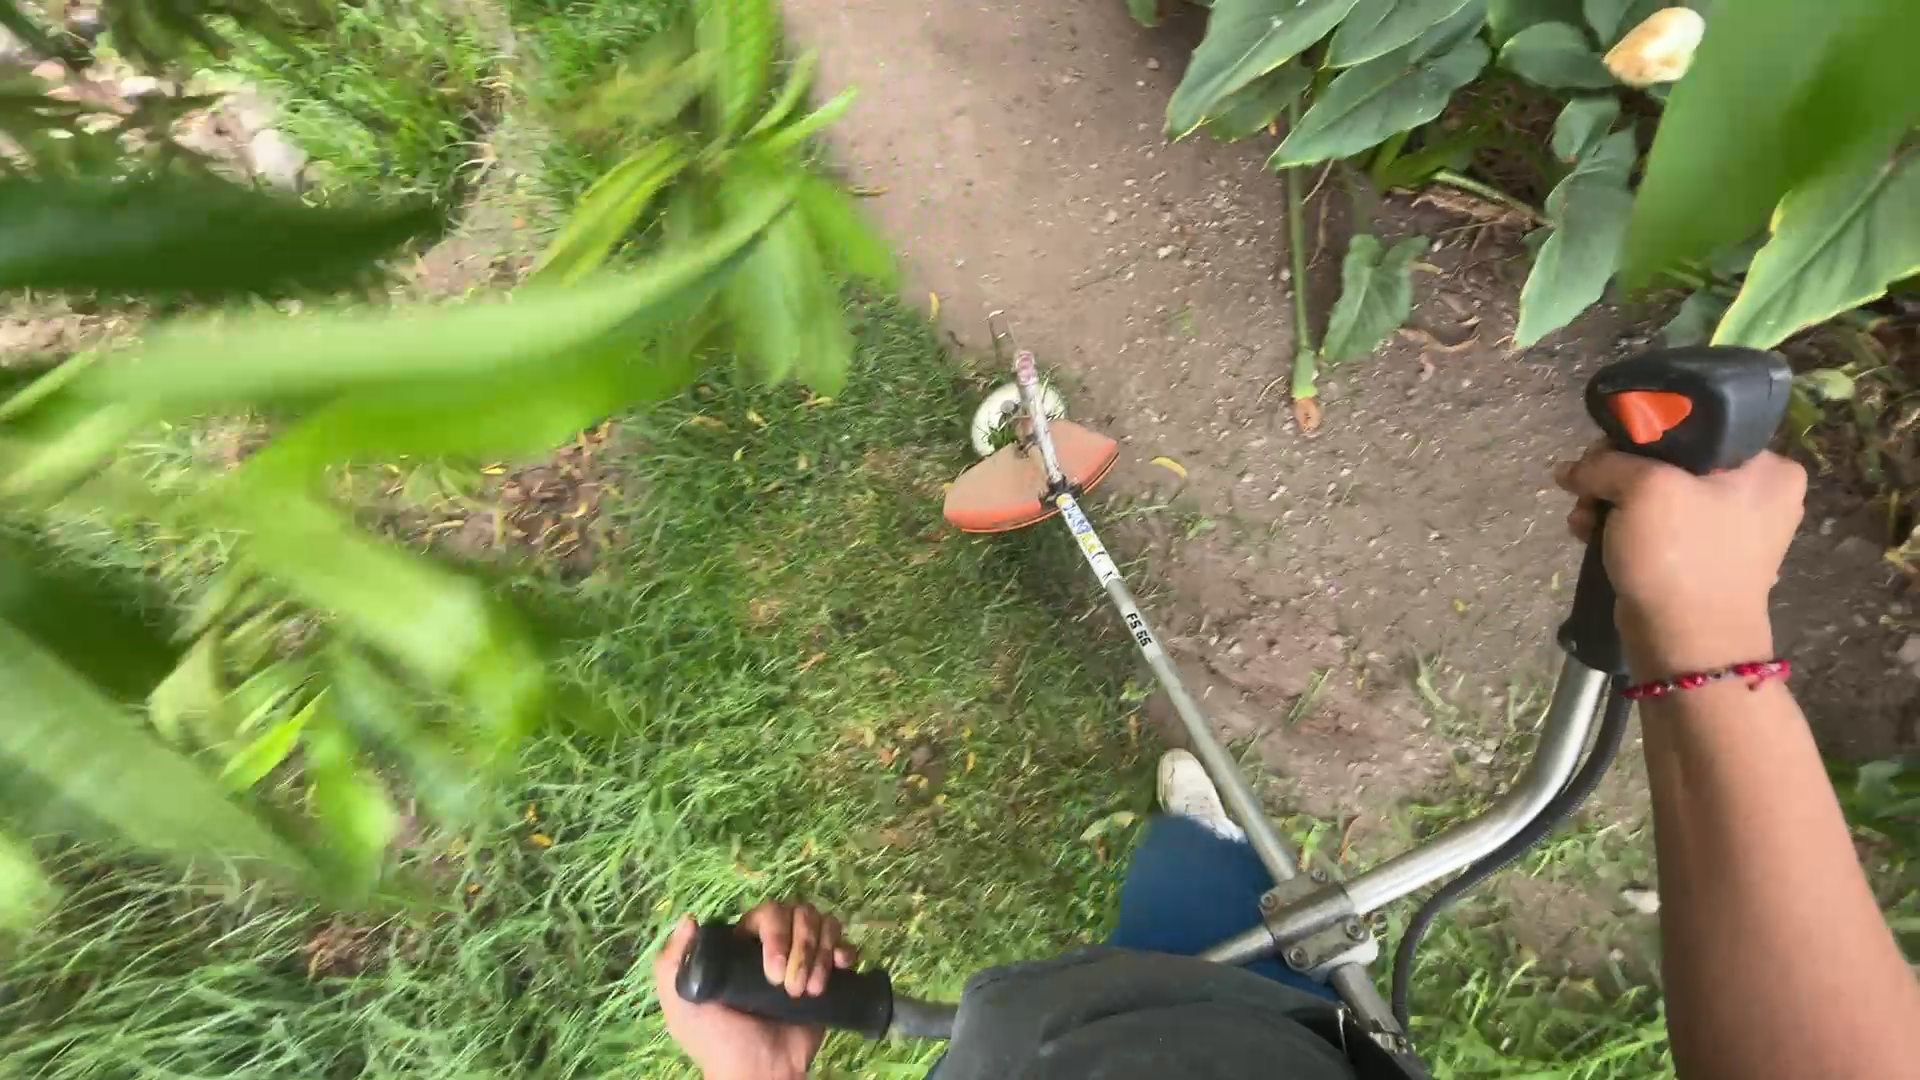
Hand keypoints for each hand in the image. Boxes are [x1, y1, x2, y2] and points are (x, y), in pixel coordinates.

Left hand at [654, 902, 858, 1079]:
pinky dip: (843, 950)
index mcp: (746, 942)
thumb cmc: (720, 1042)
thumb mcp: (683, 1006)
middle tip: (792, 988)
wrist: (760, 1076)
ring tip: (811, 992)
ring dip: (821, 954)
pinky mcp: (827, 972)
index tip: (773, 972)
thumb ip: (672, 964)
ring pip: (824, 923)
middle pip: (801, 913)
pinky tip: (840, 969)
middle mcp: (778, 941)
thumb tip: (690, 919)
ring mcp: (805, 955)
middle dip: (803, 948)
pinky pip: (843, 942)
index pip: (769, 913)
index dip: (776, 934)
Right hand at [1555, 444, 1804, 680]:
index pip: (1688, 430)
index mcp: (1765, 468)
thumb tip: (1570, 470)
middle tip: (1588, 498)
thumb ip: (1603, 464)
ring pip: (1644, 495)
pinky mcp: (1694, 556)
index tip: (1602, 460)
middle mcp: (1751, 493)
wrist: (1685, 636)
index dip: (1636, 440)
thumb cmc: (1678, 555)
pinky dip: (1612, 528)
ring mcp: (1723, 528)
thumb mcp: (1642, 488)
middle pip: (1660, 463)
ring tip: (1584, 525)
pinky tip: (1591, 539)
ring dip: (1603, 506)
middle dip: (1611, 480)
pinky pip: (1645, 525)